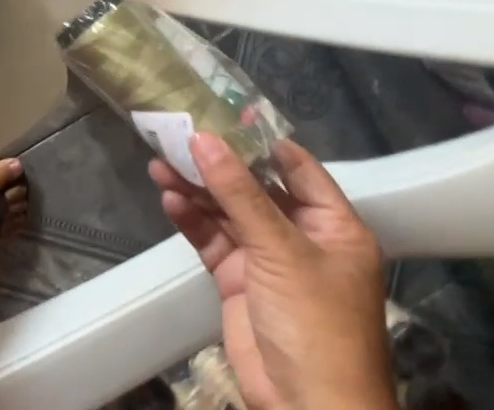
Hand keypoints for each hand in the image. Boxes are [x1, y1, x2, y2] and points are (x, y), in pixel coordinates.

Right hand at [152, 136, 394, 409]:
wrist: (307, 407)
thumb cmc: (315, 323)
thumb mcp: (281, 251)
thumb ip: (239, 193)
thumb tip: (205, 138)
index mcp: (333, 226)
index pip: (297, 168)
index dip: (260, 140)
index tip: (220, 112)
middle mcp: (301, 237)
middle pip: (254, 187)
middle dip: (217, 163)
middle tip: (176, 133)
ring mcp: (267, 259)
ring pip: (227, 211)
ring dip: (196, 189)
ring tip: (160, 161)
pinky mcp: (238, 280)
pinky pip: (212, 239)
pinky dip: (192, 219)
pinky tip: (170, 198)